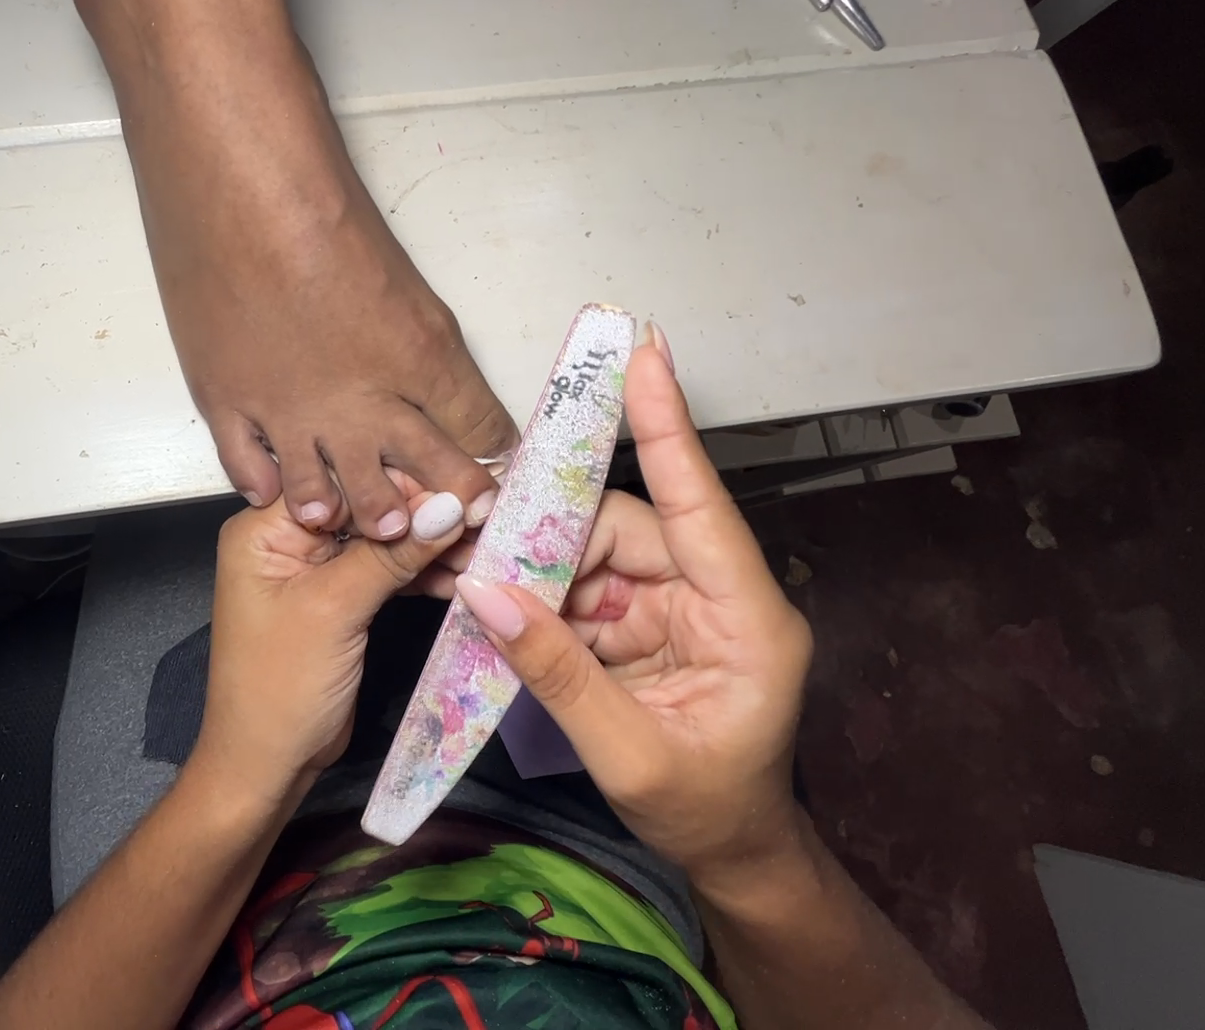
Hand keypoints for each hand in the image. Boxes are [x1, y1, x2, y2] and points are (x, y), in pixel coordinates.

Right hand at [155, 150, 516, 542]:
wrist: (239, 187)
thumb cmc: (325, 210)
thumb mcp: (406, 276)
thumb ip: (424, 340)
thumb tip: (432, 380)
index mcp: (417, 364)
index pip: (476, 430)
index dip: (490, 459)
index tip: (493, 472)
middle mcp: (357, 406)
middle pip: (414, 478)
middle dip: (440, 508)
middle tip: (448, 526)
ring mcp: (287, 414)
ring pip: (331, 494)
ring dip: (355, 514)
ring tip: (364, 523)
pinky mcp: (226, 404)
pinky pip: (249, 472)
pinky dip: (268, 487)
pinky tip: (277, 491)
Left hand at [197, 490, 470, 797]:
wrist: (268, 762)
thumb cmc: (281, 684)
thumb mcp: (334, 609)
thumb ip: (390, 554)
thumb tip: (451, 503)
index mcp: (265, 527)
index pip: (340, 480)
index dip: (402, 482)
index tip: (465, 488)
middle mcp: (288, 539)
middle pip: (365, 508)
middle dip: (424, 514)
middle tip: (486, 516)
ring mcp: (315, 570)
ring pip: (381, 541)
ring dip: (430, 546)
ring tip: (487, 546)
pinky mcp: (340, 599)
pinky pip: (384, 573)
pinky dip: (420, 574)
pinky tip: (462, 573)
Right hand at [454, 328, 811, 876]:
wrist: (726, 851)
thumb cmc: (704, 810)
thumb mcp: (629, 752)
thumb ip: (556, 671)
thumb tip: (483, 591)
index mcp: (744, 618)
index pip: (701, 506)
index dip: (669, 427)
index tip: (647, 354)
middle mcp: (705, 592)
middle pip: (617, 529)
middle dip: (542, 529)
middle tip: (469, 526)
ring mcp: (666, 603)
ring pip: (582, 555)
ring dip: (523, 564)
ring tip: (460, 564)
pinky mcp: (631, 620)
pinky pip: (570, 589)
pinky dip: (526, 593)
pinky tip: (481, 594)